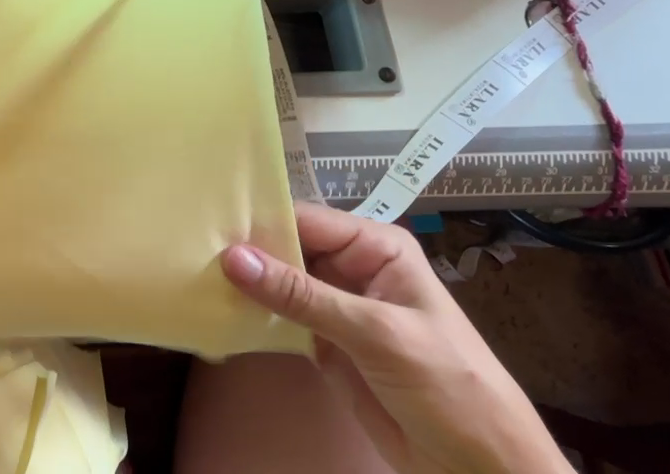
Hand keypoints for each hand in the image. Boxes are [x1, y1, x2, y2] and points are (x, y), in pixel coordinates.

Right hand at [220, 203, 571, 473]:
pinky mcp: (323, 344)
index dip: (260, 220)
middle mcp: (353, 268)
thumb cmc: (448, 384)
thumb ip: (302, 295)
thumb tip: (233, 257)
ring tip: (191, 273)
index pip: (306, 221)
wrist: (480, 468)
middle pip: (287, 248)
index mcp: (376, 247)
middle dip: (245, 251)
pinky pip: (279, 319)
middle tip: (189, 247)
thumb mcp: (375, 332)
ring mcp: (336, 307)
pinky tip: (217, 310)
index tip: (206, 221)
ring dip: (244, 284)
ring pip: (278, 283)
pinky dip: (252, 316)